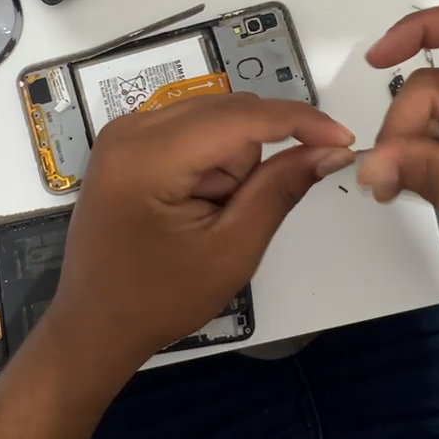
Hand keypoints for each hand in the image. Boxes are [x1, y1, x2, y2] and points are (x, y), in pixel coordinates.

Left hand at [44, 94, 354, 367]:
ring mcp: (125, 131)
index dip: (300, 121)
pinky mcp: (127, 141)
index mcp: (148, 156)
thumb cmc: (159, 299)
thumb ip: (281, 188)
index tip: (344, 139)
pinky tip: (197, 202)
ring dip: (232, 160)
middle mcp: (131, 128)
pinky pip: (193, 128)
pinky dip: (211, 160)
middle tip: (243, 211)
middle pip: (228, 111)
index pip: (241, 116)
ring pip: (215, 118)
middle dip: (254, 155)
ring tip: (211, 214)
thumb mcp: (232, 249)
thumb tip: (332, 149)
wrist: (94, 327)